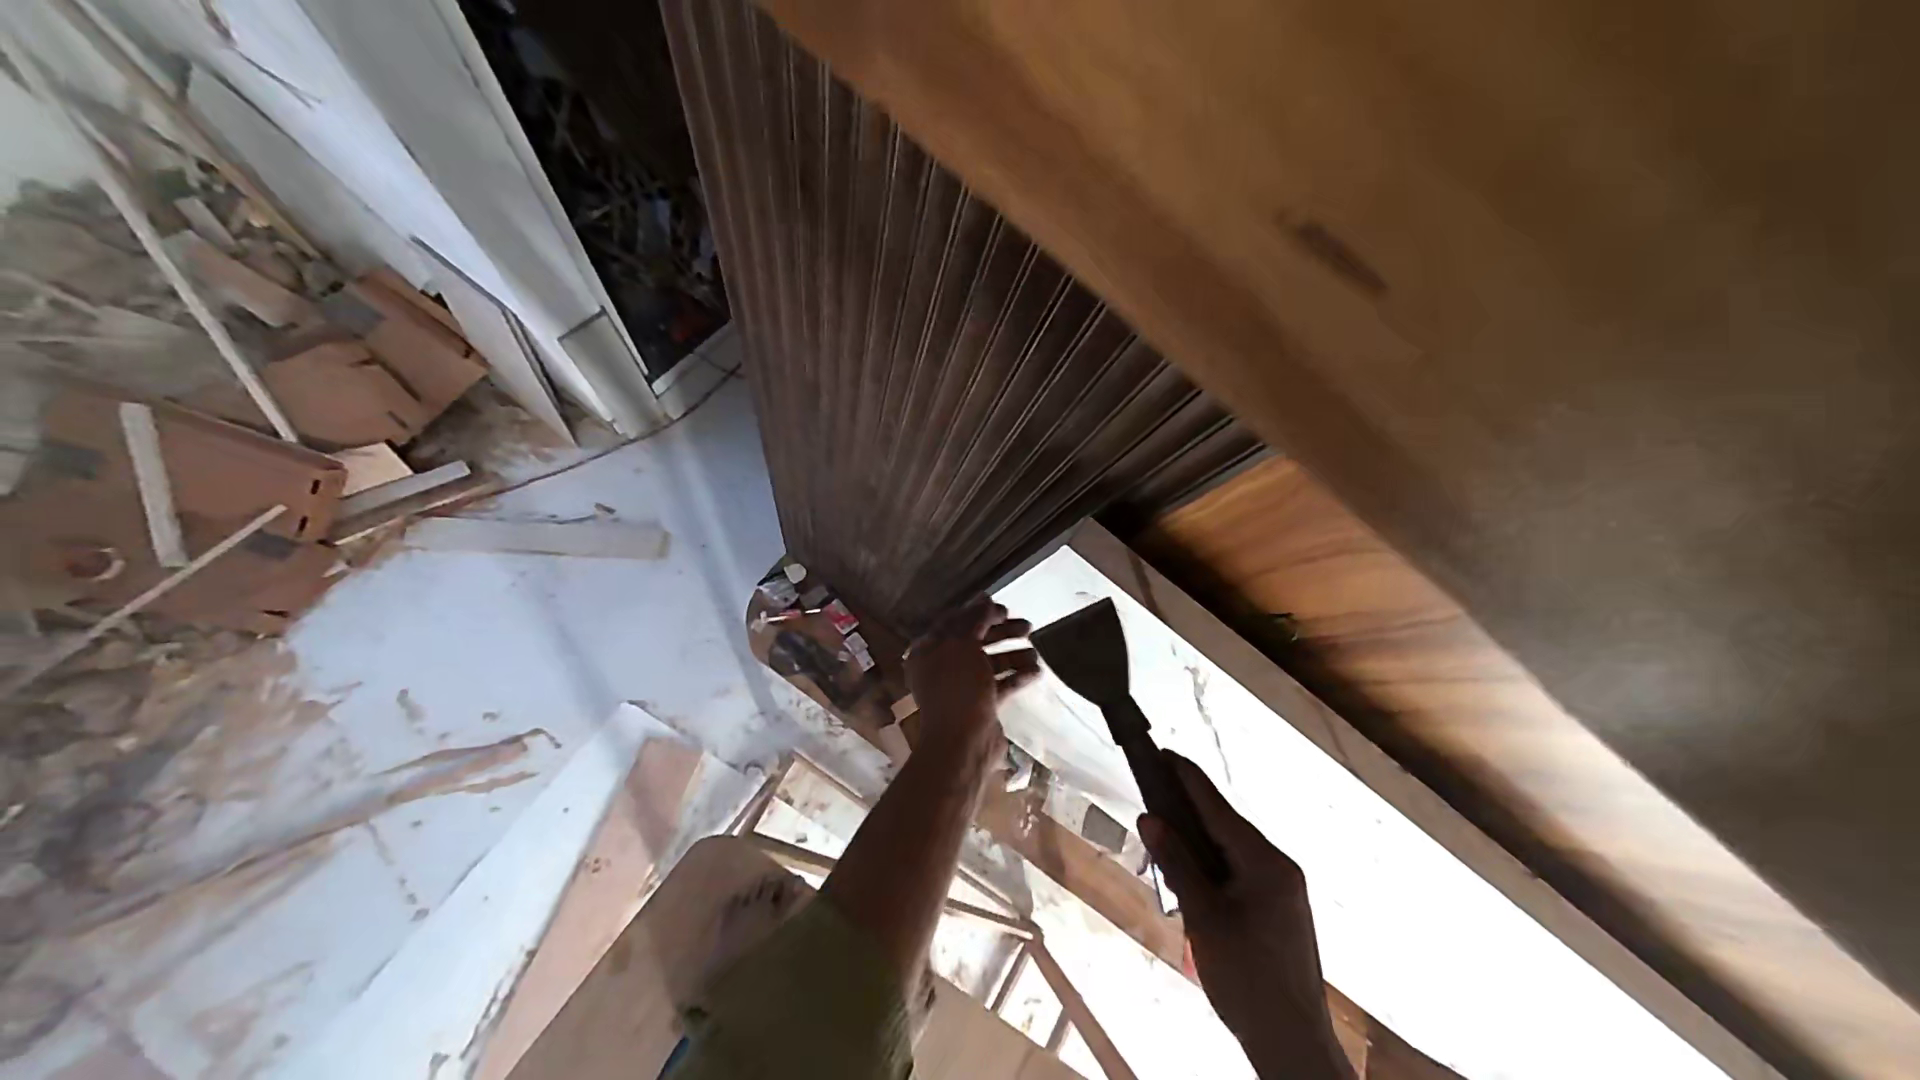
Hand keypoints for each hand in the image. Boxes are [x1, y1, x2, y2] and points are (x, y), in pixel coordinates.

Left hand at [903, 599, 1039, 733]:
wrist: (962, 742)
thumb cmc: (957, 688)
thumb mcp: (964, 645)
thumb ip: (975, 619)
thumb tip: (985, 597)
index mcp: (928, 650)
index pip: (955, 622)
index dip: (980, 613)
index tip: (1006, 609)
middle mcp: (942, 666)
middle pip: (975, 641)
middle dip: (1002, 633)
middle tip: (1028, 626)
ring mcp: (961, 688)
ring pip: (989, 663)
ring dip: (1013, 655)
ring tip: (1034, 653)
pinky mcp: (980, 705)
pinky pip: (999, 685)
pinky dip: (1016, 676)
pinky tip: (1036, 671)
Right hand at [1139, 751, 1352, 1079]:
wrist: (1292, 1044)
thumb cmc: (1246, 978)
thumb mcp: (1203, 916)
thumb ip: (1177, 862)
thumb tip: (1150, 818)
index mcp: (1265, 862)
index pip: (1217, 807)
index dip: (1187, 778)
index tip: (1163, 753)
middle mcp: (1278, 867)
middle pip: (1225, 825)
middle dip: (1188, 807)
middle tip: (1153, 790)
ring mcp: (1282, 889)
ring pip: (1230, 849)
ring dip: (1197, 837)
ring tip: (1164, 828)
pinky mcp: (1277, 909)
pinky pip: (1237, 870)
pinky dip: (1210, 861)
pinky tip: (1190, 869)